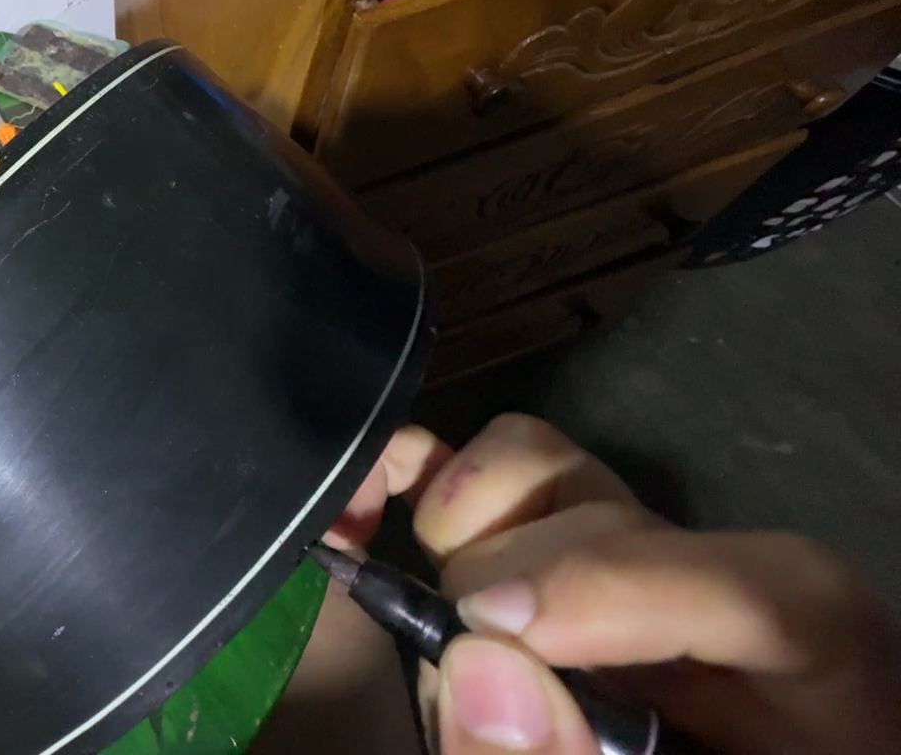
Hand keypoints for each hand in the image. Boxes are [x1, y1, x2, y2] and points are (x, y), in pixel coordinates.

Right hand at [328, 414, 900, 754]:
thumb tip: (480, 667)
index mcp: (818, 713)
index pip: (773, 594)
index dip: (625, 583)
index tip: (498, 627)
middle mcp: (713, 616)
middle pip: (629, 522)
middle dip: (518, 572)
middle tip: (458, 636)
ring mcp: (611, 562)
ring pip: (546, 464)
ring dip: (464, 515)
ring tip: (436, 596)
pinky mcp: (523, 538)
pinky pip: (468, 463)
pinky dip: (405, 473)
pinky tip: (358, 517)